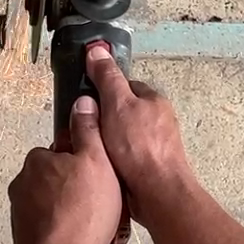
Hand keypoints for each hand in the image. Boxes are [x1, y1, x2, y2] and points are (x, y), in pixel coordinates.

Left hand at [6, 96, 123, 243]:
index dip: (85, 159)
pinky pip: (48, 223)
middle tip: (100, 199)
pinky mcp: (24, 234)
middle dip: (76, 184)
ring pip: (52, 200)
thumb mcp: (97, 161)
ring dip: (69, 207)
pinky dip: (61, 227)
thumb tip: (82, 103)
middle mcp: (22, 182)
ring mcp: (20, 210)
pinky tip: (79, 236)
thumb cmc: (83, 213)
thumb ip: (88, 129)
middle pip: (57, 175)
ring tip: (92, 221)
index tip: (99, 174)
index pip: (63, 149)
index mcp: (37, 160)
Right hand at [84, 43, 196, 223]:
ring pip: (121, 136)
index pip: (123, 86)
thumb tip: (96, 51)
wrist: (157, 192)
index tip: (86, 100)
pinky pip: (124, 157)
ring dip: (106, 142)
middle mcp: (157, 121)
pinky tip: (102, 166)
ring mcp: (155, 145)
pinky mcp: (148, 167)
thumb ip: (106, 78)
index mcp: (153, 100)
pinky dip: (112, 160)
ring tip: (90, 149)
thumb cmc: (140, 147)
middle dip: (103, 120)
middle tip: (85, 128)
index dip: (102, 91)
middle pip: (121, 112)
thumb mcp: (117, 104)